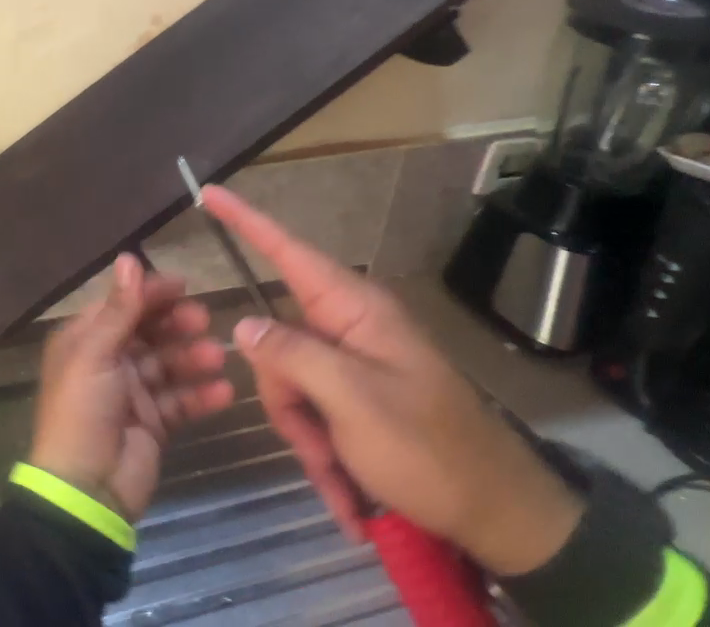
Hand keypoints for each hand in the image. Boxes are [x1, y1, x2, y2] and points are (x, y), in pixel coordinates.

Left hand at [28, 254, 235, 521]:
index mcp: (84, 341)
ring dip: (192, 359)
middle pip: (148, 333)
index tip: (183, 285)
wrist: (87, 488)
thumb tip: (129, 257)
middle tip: (204, 319)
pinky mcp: (154, 423)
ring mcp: (132, 394)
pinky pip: (181, 401)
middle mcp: (108, 362)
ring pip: (168, 365)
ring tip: (216, 357)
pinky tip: (225, 392)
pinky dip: (202, 395)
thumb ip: (119, 309)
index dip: (149, 293)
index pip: (121, 306)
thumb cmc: (82, 410)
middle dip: (175, 324)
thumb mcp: (95, 354)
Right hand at [200, 185, 583, 575]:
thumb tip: (244, 325)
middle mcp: (349, 328)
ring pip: (289, 383)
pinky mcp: (356, 398)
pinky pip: (312, 412)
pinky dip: (323, 454)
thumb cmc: (429, 451)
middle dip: (285, 398)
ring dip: (305, 434)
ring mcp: (352, 365)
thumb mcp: (354, 402)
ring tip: (340, 476)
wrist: (498, 516)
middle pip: (277, 341)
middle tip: (314, 444)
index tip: (211, 193)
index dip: (247, 222)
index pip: (288, 253)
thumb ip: (292, 355)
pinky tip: (348, 495)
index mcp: (355, 311)